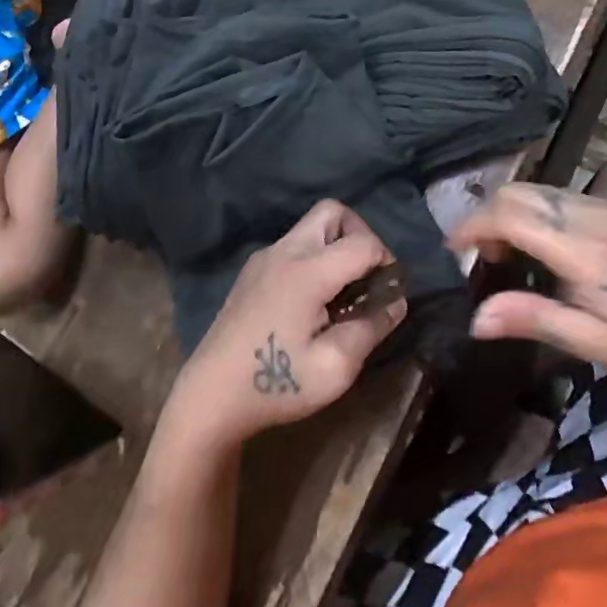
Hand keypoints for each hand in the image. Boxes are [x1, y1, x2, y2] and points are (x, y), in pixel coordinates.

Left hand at [164, 201, 405, 448]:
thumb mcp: (335, 367)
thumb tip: (395, 302)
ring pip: (309, 227)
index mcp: (306, 271)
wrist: (212, 394)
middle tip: (367, 278)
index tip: (389, 293)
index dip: (386, 261)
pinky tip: (313, 303)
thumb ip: (370, 327)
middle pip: (331, 212)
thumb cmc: (277, 384)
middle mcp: (283, 252)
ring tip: (342, 295)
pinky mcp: (251, 272)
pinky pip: (292, 247)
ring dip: (335, 247)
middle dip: (360, 235)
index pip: (362, 242)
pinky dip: (314, 259)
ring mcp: (263, 259)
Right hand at [453, 185, 606, 396]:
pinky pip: (550, 194)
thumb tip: (474, 319)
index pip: (509, 213)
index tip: (453, 253)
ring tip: (503, 255)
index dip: (471, 227)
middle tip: (480, 259)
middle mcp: (590, 216)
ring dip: (503, 213)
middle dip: (483, 218)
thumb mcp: (595, 342)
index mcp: (584, 249)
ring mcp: (602, 207)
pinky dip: (525, 211)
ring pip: (531, 189)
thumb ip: (533, 319)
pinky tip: (534, 246)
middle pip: (514, 192)